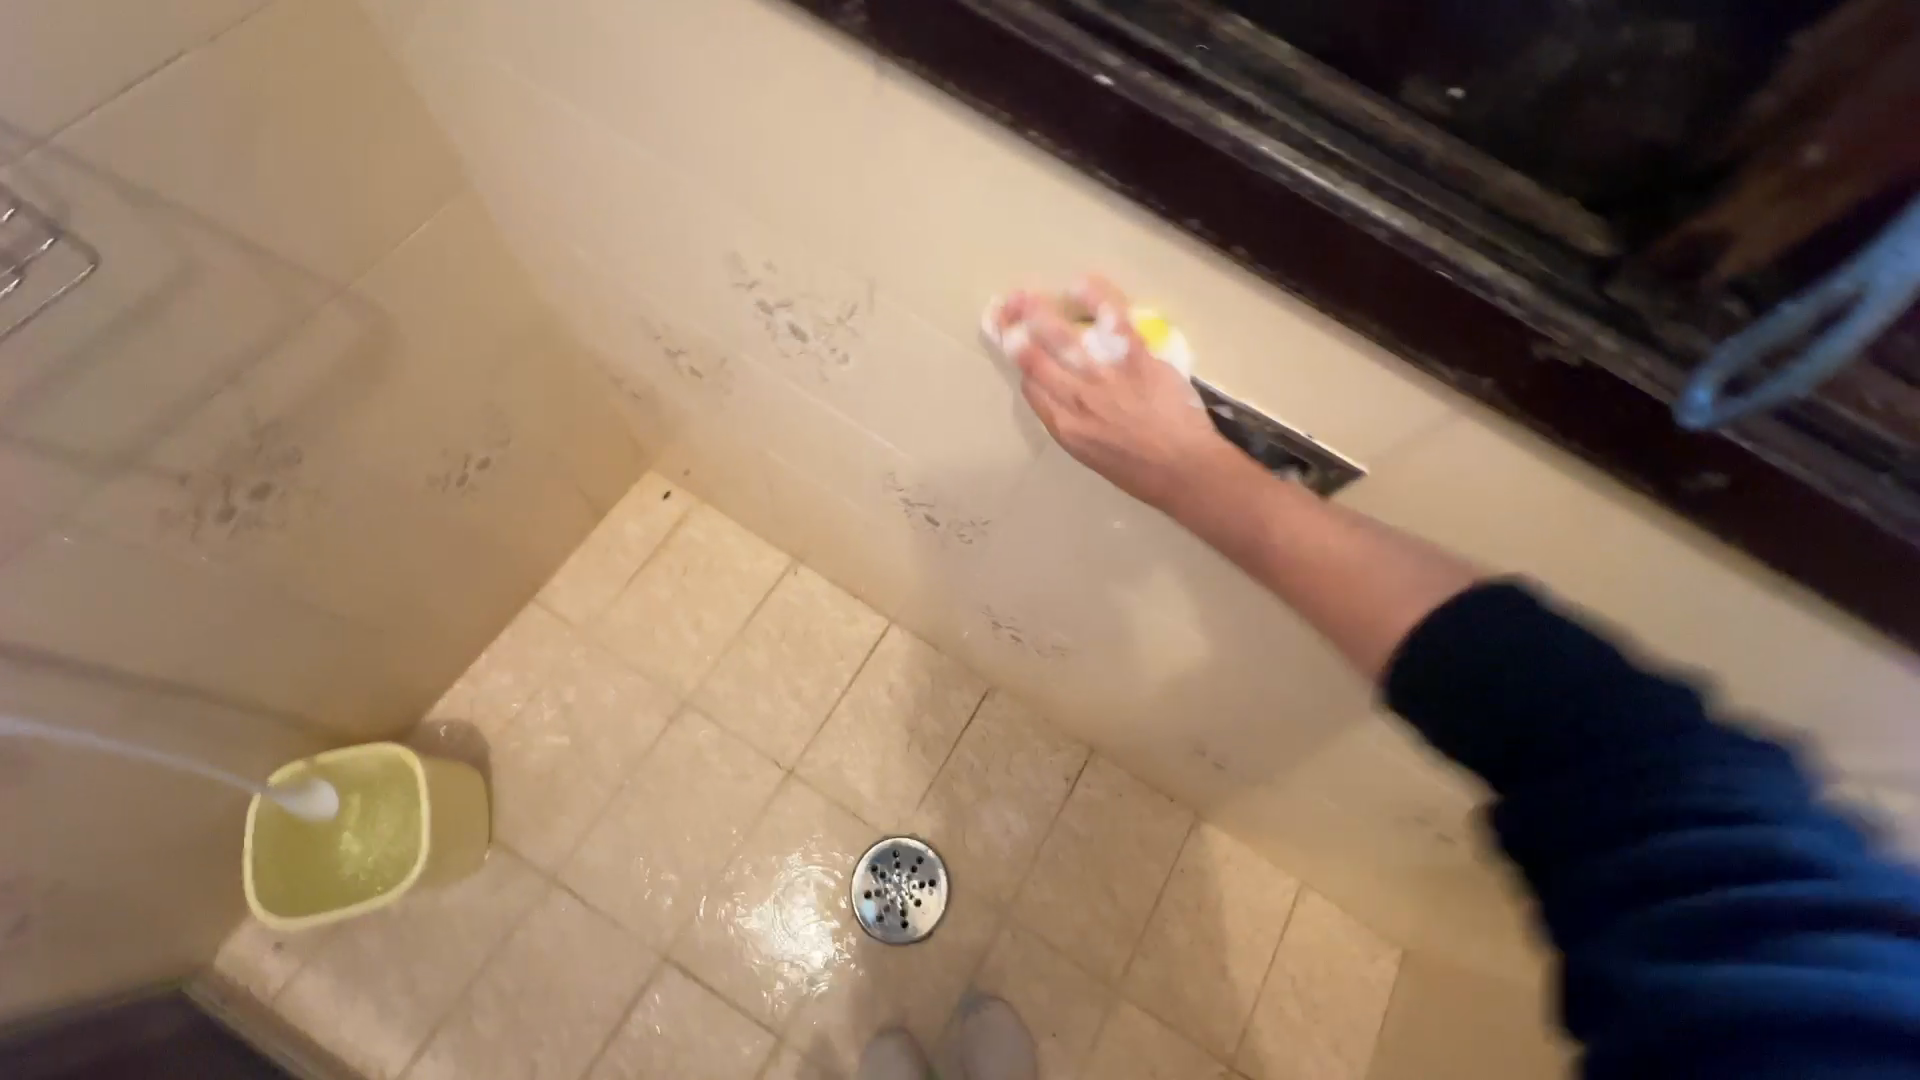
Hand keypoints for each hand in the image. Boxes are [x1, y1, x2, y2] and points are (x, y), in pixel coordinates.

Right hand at [993, 277, 1234, 509]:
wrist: (1183, 469)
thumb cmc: (1141, 471)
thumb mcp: (1092, 456)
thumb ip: (1074, 423)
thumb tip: (1066, 397)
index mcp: (1064, 426)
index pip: (1033, 387)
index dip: (1024, 365)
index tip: (1019, 347)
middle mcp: (1077, 399)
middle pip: (1034, 359)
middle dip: (1013, 331)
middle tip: (1002, 308)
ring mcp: (1105, 377)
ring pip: (1063, 338)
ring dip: (1038, 311)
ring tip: (1022, 295)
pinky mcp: (1136, 359)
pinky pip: (1112, 321)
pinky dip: (1094, 298)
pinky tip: (1079, 284)